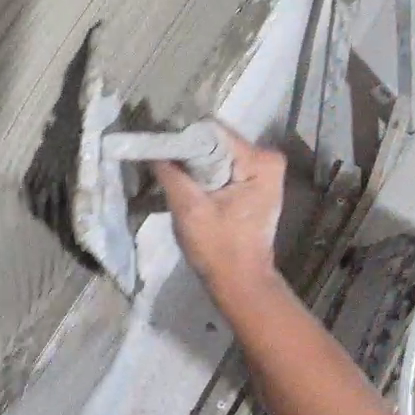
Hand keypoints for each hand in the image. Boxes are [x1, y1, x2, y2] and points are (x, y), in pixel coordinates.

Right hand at [151, 124, 287, 302]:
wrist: (240, 282)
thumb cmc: (218, 248)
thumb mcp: (188, 208)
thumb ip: (169, 172)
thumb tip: (149, 143)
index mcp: (260, 161)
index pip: (212, 131)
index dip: (181, 135)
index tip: (154, 142)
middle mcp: (266, 158)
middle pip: (214, 139)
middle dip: (185, 147)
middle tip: (155, 155)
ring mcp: (261, 170)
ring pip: (215, 151)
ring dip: (190, 159)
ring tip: (163, 165)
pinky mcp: (252, 180)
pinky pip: (219, 163)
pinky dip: (199, 170)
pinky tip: (181, 178)